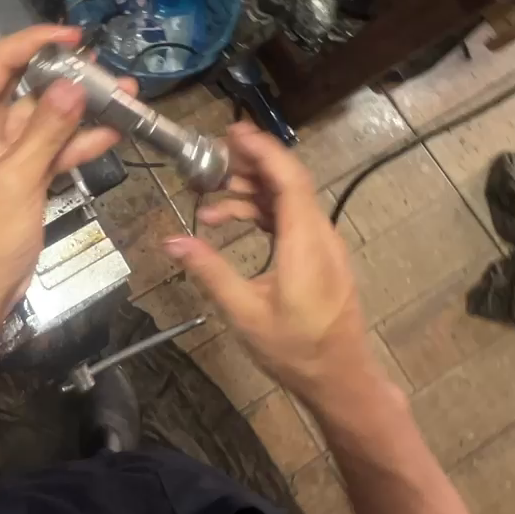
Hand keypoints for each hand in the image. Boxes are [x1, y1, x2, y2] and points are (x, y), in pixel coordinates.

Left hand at [0, 26, 121, 320]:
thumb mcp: (17, 180)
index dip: (33, 42)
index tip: (73, 36)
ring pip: (46, 116)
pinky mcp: (23, 171)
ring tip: (124, 96)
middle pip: (25, 86)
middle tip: (107, 68)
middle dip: (67, 77)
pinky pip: (52, 146)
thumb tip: (74, 85)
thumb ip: (47, 130)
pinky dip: (78, 142)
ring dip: (81, 110)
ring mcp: (4, 150)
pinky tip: (112, 133)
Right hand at [164, 123, 384, 404]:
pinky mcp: (319, 255)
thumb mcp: (245, 313)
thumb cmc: (296, 350)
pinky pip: (290, 217)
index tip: (233, 131)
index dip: (263, 150)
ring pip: (287, 198)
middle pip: (288, 181)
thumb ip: (209, 272)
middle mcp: (320, 234)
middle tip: (212, 158)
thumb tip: (171, 241)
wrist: (343, 382)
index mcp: (305, 242)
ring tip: (211, 195)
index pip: (288, 179)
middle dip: (250, 164)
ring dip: (251, 190)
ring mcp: (323, 244)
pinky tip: (229, 221)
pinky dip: (261, 211)